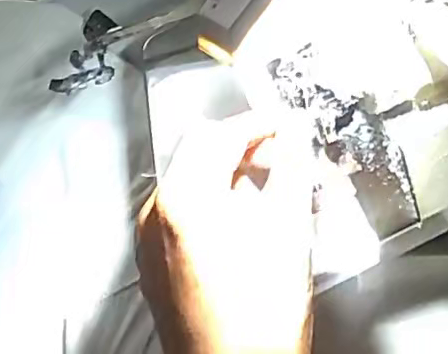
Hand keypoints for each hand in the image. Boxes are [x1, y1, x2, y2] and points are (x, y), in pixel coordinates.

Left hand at [136, 113, 314, 353]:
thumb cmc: (260, 324)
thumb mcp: (289, 232)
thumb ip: (293, 169)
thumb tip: (296, 133)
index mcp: (184, 197)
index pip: (220, 134)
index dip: (258, 124)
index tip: (283, 124)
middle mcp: (157, 211)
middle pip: (200, 151)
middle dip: (243, 147)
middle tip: (281, 156)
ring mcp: (151, 238)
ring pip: (191, 179)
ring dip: (230, 175)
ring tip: (270, 193)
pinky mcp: (154, 261)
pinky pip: (182, 211)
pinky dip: (212, 203)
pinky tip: (244, 224)